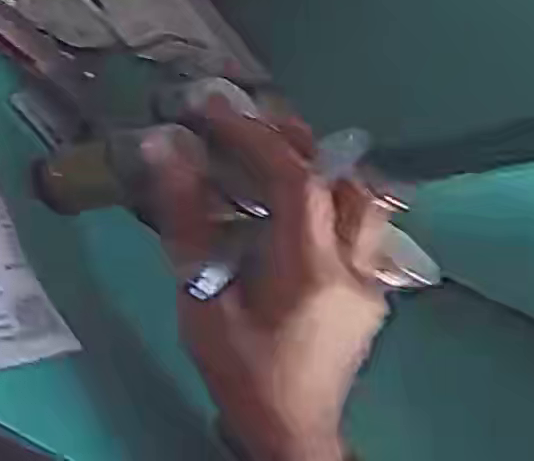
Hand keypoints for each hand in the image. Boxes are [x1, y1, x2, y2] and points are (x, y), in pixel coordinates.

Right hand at [146, 102, 391, 460]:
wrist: (286, 425)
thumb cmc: (236, 359)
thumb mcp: (198, 288)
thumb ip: (185, 218)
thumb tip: (164, 150)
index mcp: (311, 268)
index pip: (296, 181)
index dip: (254, 135)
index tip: (212, 107)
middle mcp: (354, 268)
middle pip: (345, 184)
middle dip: (295, 140)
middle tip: (245, 117)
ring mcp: (369, 281)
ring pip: (364, 203)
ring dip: (319, 164)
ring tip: (269, 144)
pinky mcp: (366, 290)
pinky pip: (358, 224)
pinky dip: (326, 192)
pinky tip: (290, 194)